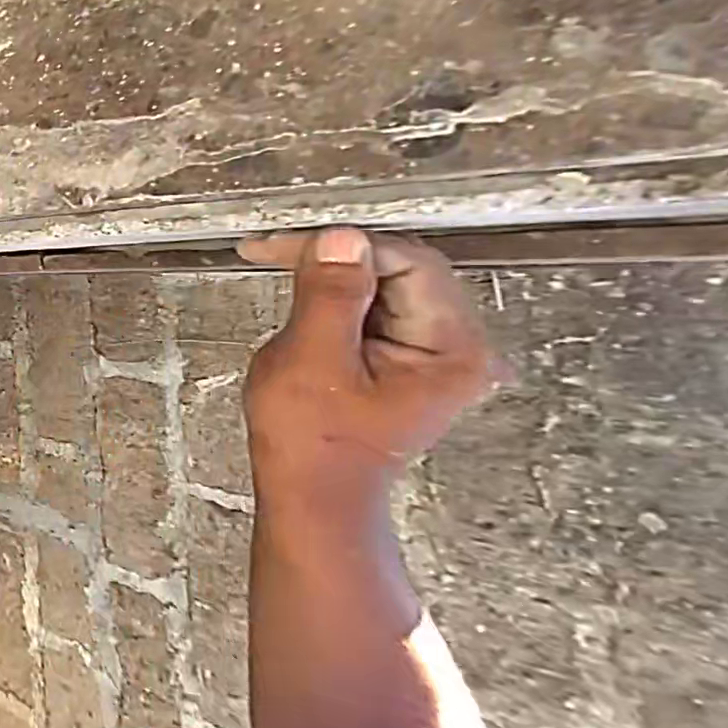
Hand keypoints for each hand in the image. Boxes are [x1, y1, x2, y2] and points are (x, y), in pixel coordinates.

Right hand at [238, 227, 497, 481]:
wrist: (311, 490)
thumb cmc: (309, 436)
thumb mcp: (311, 359)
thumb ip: (330, 296)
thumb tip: (339, 238)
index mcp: (453, 348)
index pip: (406, 263)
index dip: (340, 246)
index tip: (274, 246)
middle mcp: (460, 346)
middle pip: (401, 271)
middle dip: (333, 257)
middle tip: (267, 252)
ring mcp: (436, 354)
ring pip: (385, 286)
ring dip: (329, 274)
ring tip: (275, 269)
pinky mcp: (407, 359)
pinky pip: (375, 308)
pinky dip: (334, 296)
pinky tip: (300, 296)